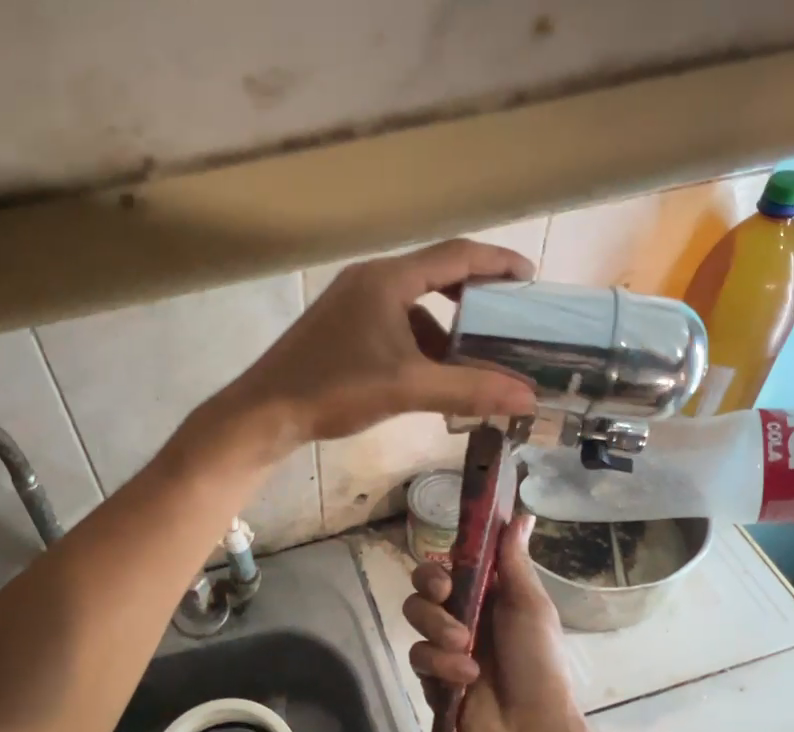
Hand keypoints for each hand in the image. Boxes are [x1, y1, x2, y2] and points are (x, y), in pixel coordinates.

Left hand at [215, 240, 537, 451]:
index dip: (497, 263)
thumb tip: (528, 396)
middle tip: (506, 321)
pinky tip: (429, 378)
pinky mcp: (340, 329)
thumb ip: (470, 390)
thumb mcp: (408, 389)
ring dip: (445, 331)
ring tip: (472, 362)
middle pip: (435, 277)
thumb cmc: (334, 390)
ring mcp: (351, 304)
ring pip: (413, 308)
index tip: (530, 279)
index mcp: (387, 280)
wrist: (264, 413)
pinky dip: (418, 346)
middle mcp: (369, 281)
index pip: (455, 255)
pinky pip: (392, 326)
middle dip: (473, 300)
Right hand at [403, 513, 583, 731]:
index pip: (450, 565)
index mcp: (486, 595)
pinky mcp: (431, 677)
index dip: (443, 564)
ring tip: (466, 651)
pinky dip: (441, 665)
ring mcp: (443, 647)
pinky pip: (418, 657)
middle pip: (422, 587)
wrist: (531, 729)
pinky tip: (466, 680)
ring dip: (439, 631)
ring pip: (414, 619)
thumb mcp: (531, 607)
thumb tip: (523, 515)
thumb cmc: (539, 662)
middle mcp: (461, 616)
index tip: (450, 572)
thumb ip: (514, 562)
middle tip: (447, 599)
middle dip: (431, 592)